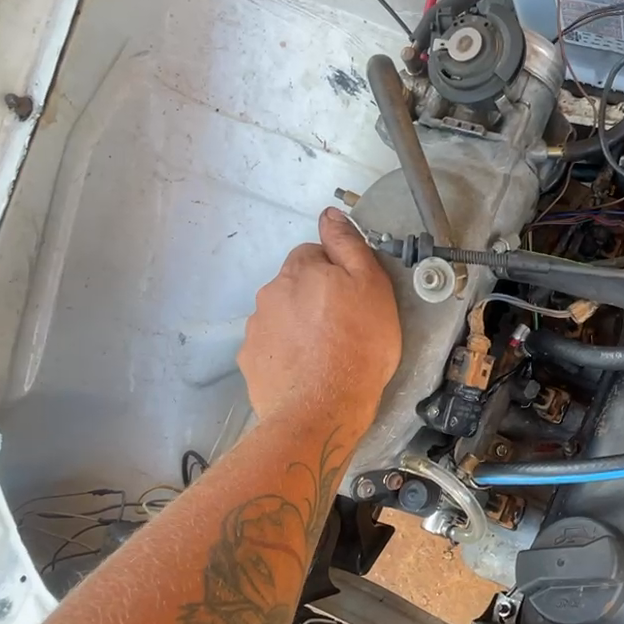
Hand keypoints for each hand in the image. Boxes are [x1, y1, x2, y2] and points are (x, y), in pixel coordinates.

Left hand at [239, 208, 400, 430]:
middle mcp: (270, 293)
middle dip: (314, 300)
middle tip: (344, 328)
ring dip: (299, 327)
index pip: (314, 254)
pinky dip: (286, 355)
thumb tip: (330, 215)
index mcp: (301, 270)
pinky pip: (271, 348)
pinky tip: (306, 372)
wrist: (323, 408)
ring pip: (281, 317)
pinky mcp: (251, 361)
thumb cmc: (358, 347)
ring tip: (326, 355)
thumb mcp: (372, 288)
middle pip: (295, 286)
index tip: (354, 299)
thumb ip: (349, 247)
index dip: (336, 273)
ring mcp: (256, 328)